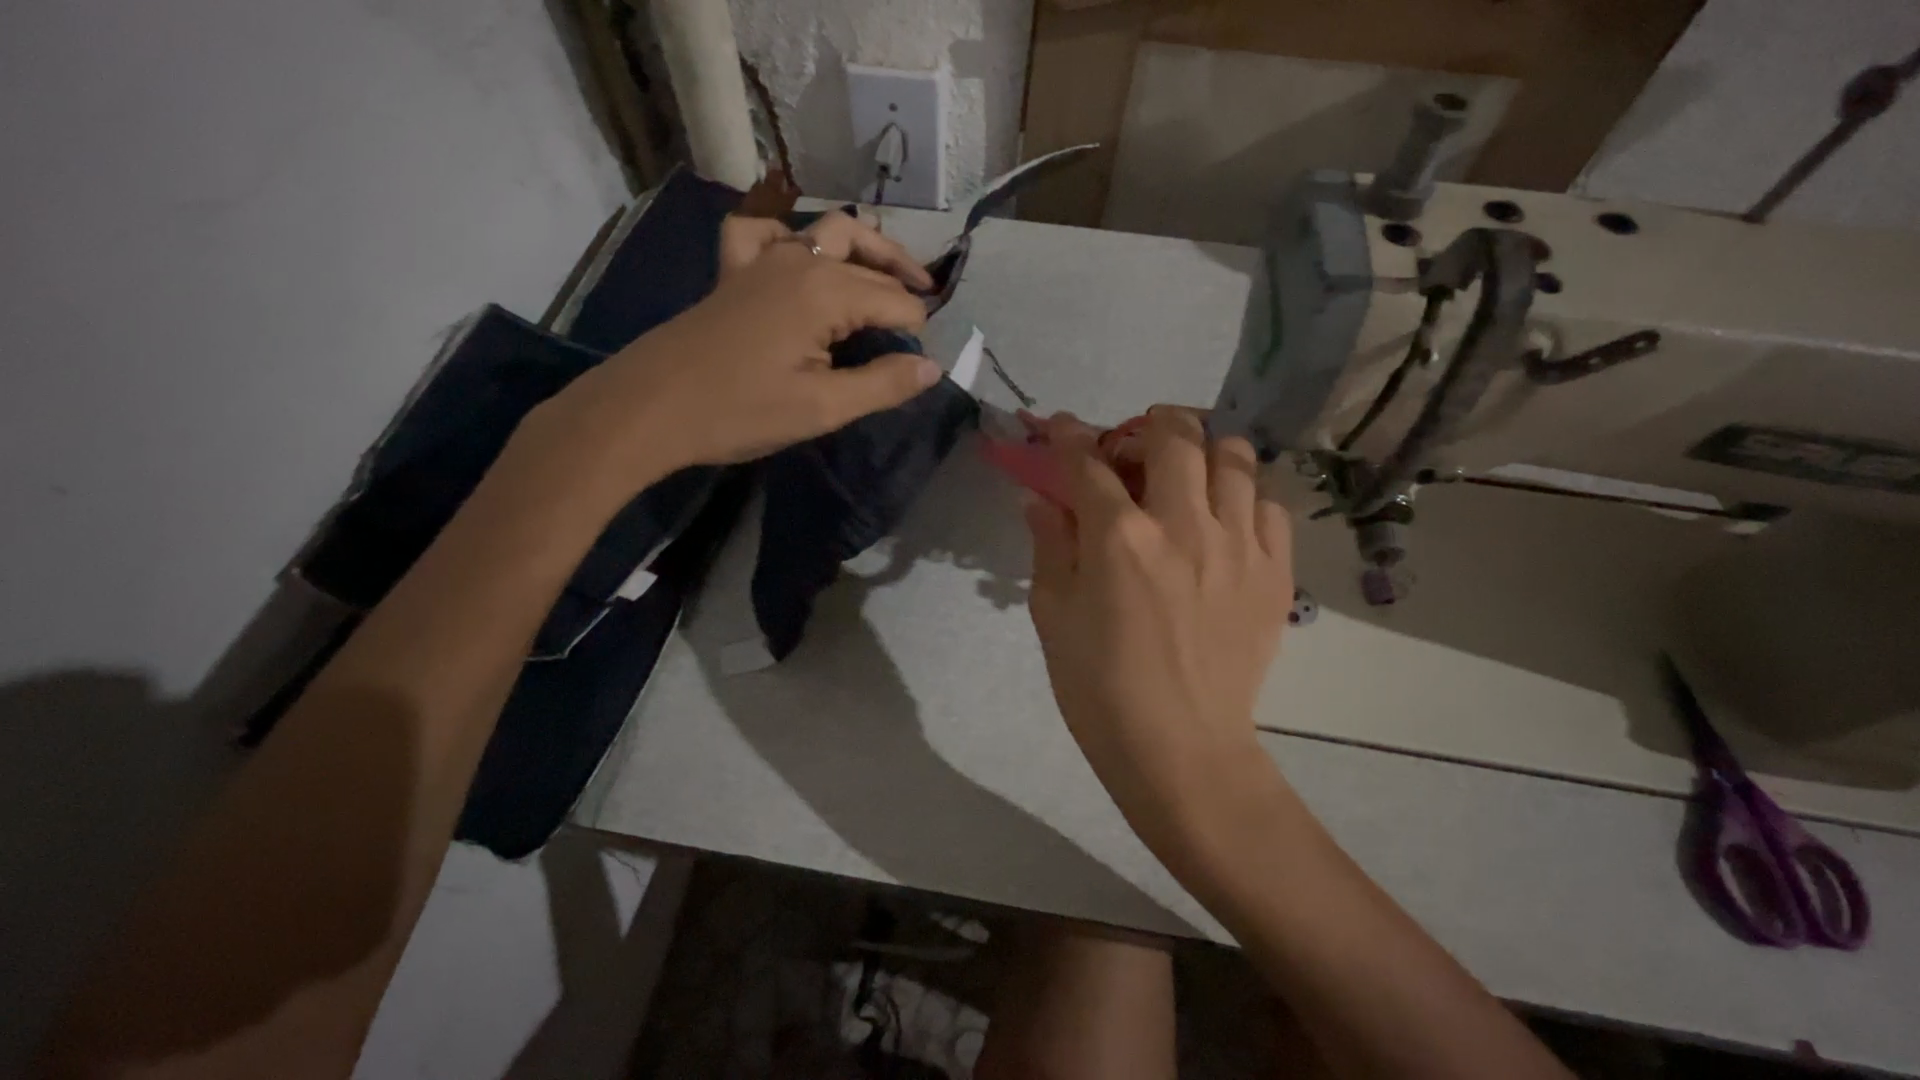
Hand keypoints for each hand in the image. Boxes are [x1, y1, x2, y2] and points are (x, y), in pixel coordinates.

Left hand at [515, 212, 940, 503]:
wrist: (650, 408)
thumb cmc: (740, 412)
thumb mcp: (822, 408)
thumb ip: (883, 384)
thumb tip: (932, 367)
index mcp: (827, 290)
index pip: (896, 302)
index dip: (915, 333)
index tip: (920, 365)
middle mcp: (800, 259)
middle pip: (869, 262)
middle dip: (901, 285)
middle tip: (923, 313)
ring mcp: (762, 258)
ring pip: (827, 231)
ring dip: (863, 248)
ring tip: (884, 274)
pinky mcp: (733, 270)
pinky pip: (765, 233)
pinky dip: (788, 236)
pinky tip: (797, 256)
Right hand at [1024, 407, 1293, 851]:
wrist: (1180, 747)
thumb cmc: (1100, 688)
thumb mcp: (1053, 617)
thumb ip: (1050, 547)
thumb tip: (1042, 500)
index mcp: (1119, 538)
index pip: (1089, 461)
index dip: (1070, 435)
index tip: (1063, 428)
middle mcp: (1184, 525)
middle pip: (1175, 435)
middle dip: (1147, 424)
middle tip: (1133, 447)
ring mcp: (1239, 544)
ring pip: (1235, 456)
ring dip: (1203, 451)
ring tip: (1188, 474)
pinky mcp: (1275, 571)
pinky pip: (1270, 504)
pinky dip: (1244, 496)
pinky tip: (1225, 520)